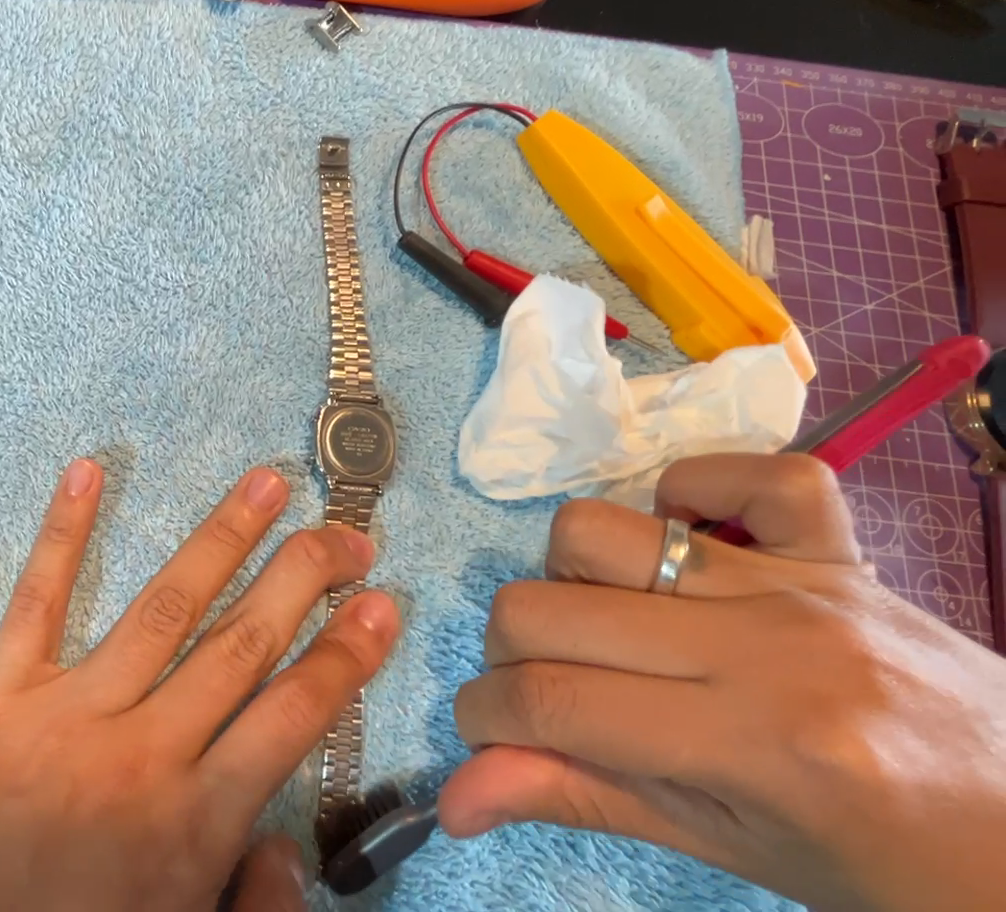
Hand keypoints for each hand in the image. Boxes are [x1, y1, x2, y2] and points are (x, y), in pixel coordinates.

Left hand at [0, 460, 402, 911]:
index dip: (345, 656)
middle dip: (301, 580)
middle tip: (345, 532)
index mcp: (194, 819)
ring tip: (265, 484)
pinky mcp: (0, 692)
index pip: (292, 714)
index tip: (382, 604)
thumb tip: (287, 840)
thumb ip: (252, 902)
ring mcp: (69, 711)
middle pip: (241, 645)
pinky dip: (62, 532)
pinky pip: (36, 600)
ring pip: (164, 608)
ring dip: (222, 538)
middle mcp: (143, 751)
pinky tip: (87, 469)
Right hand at [439, 453, 1005, 911]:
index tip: (487, 732)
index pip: (548, 703)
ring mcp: (802, 585)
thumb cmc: (885, 865)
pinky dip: (693, 491)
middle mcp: (768, 649)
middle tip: (550, 690)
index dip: (483, 716)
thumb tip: (450, 802)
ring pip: (597, 529)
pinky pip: (752, 471)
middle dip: (508, 655)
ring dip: (569, 579)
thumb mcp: (723, 850)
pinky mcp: (836, 548)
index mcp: (752, 745)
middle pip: (542, 608)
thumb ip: (576, 799)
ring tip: (610, 625)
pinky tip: (687, 546)